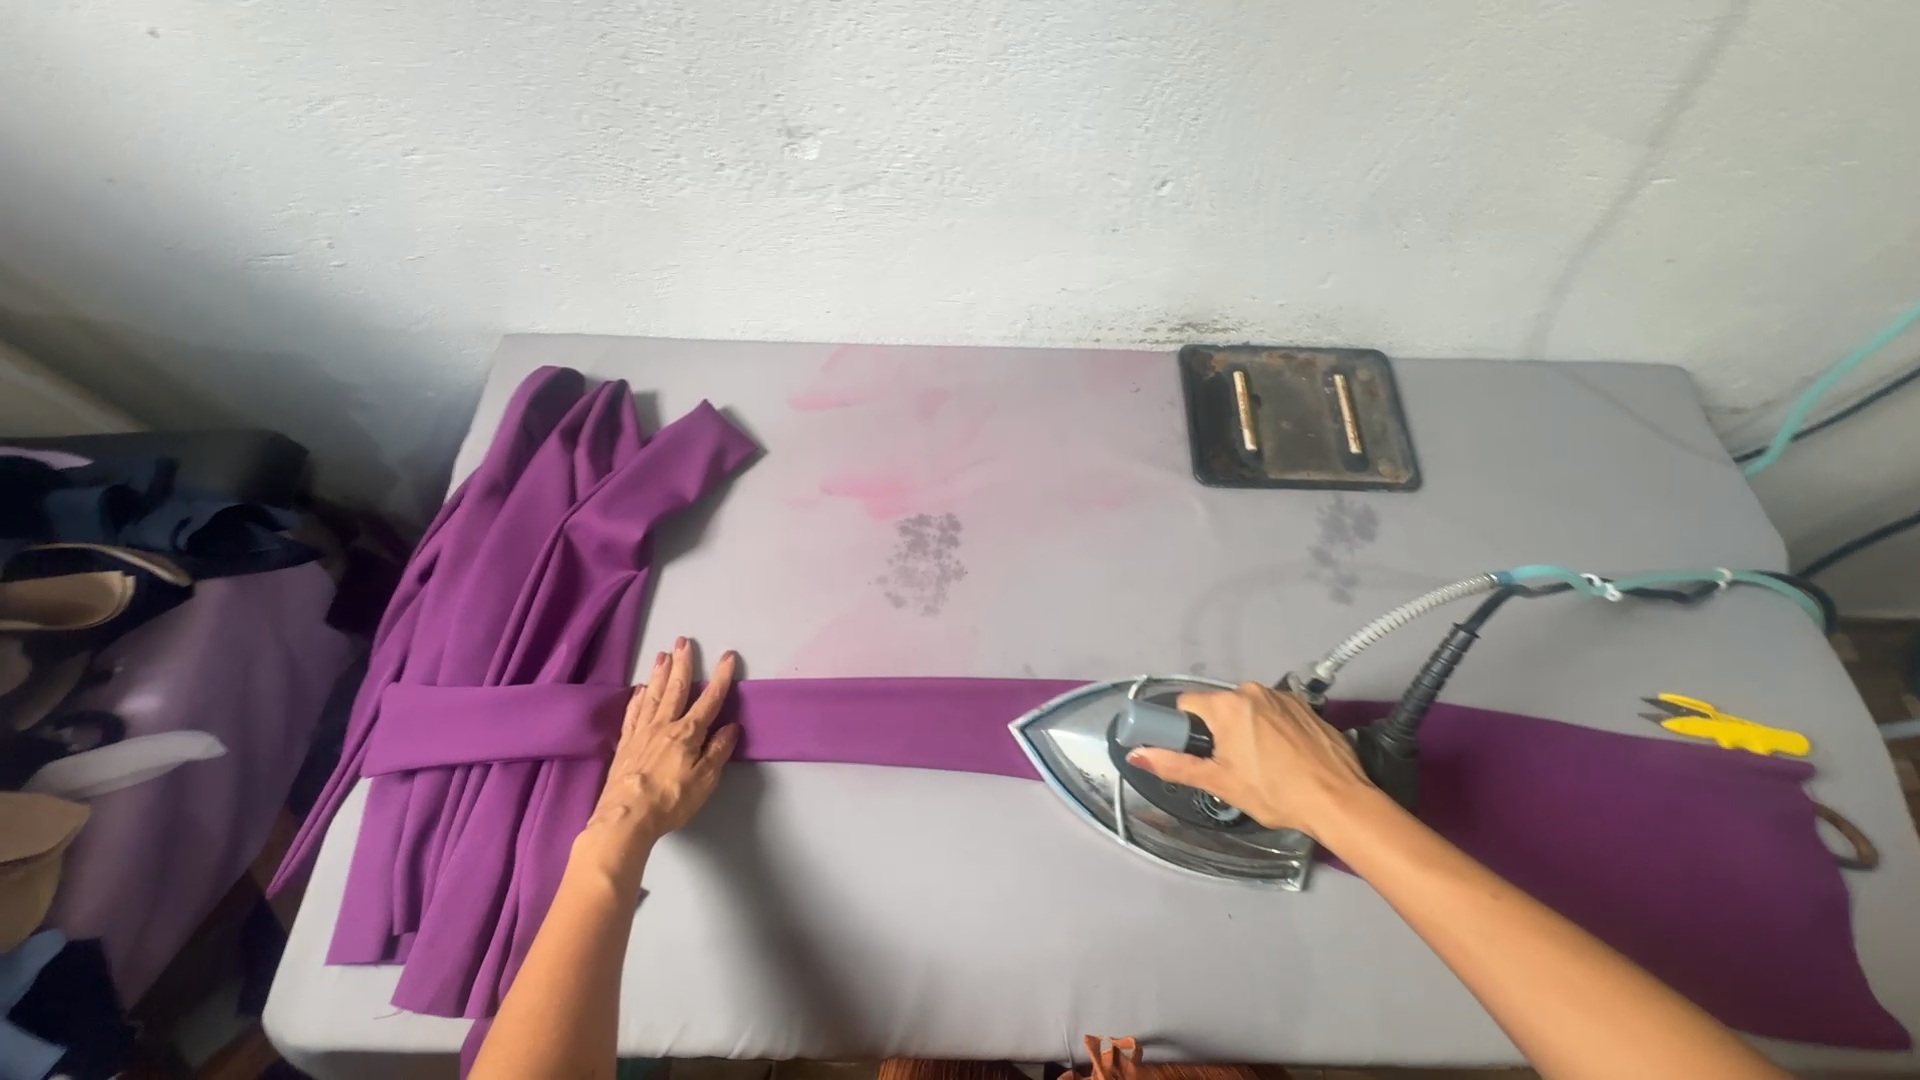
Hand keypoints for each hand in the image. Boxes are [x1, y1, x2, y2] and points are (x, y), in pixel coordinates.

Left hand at [576, 638, 739, 877]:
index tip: (727, 656)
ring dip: (660, 674)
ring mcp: (641, 733)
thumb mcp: (705, 780)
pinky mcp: (625, 745)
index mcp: (688, 733)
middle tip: (683, 641)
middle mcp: (664, 726)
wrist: (624, 820)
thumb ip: (718, 751)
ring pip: (653, 696)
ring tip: (663, 654)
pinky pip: (633, 714)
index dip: (720, 677)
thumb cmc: (670, 801)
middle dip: (683, 664)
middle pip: (676, 689)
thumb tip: (731, 726)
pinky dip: (637, 699)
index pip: (709, 700)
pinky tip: (640, 690)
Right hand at [1125, 682, 1373, 836]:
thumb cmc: (1274, 792)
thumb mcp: (1219, 782)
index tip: (1200, 753)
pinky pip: (1274, 711)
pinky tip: (1285, 756)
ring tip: (1263, 764)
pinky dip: (1272, 728)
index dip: (1187, 729)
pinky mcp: (1306, 706)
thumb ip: (1175, 765)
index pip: (1187, 704)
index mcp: (1226, 705)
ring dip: (1247, 729)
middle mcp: (1252, 691)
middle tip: (1232, 765)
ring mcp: (1282, 696)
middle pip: (1218, 707)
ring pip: (1248, 709)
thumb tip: (1136, 755)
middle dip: (1219, 731)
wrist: (1339, 800)